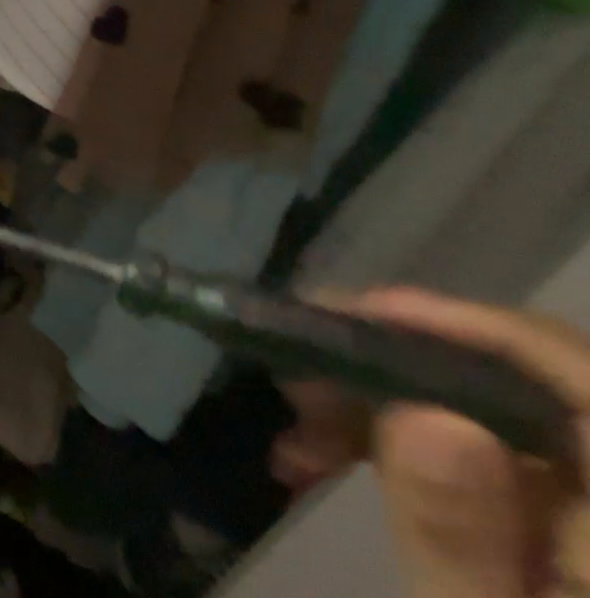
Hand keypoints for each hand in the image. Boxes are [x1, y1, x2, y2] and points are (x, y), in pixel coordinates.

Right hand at [287, 289, 589, 597]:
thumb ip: (464, 541)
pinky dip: (393, 440)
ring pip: (492, 410)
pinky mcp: (555, 519)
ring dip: (380, 405)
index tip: (349, 313)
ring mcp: (585, 505)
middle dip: (398, 369)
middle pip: (535, 386)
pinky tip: (322, 457)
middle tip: (292, 381)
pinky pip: (475, 447)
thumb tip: (423, 415)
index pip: (583, 381)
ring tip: (294, 439)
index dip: (473, 327)